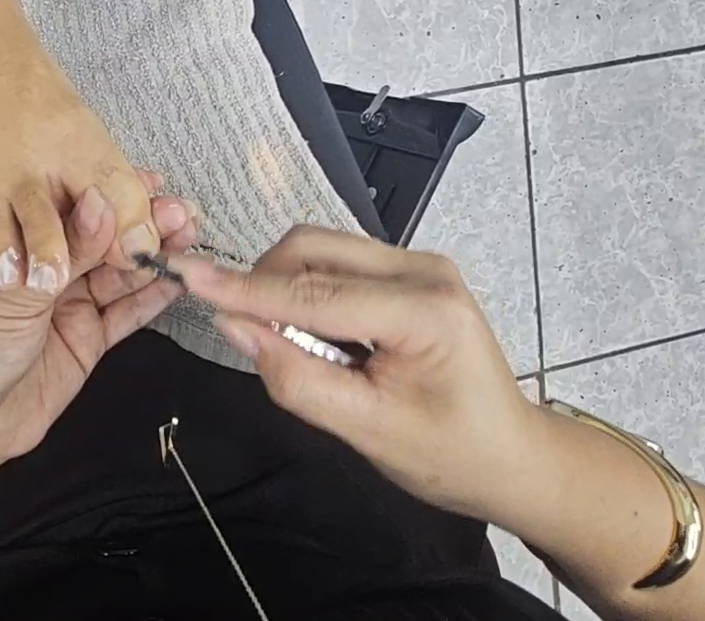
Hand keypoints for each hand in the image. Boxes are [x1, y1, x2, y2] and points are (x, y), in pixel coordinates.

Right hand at [0, 0, 162, 293]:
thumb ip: (114, 186)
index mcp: (69, 149)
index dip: (123, 245)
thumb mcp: (82, 126)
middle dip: (50, 269)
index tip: (127, 264)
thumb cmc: (27, 81)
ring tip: (5, 277)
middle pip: (43, 240)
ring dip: (0, 265)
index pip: (111, 209)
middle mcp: (19, 167)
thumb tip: (142, 244)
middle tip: (48, 282)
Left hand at [0, 186, 198, 480]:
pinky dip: (151, 298)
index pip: (75, 212)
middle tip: (184, 210)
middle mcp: (49, 270)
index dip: (115, 196)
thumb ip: (65, 250)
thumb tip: (103, 197)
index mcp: (22, 244)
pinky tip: (179, 279)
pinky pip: (124, 315)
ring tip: (191, 236)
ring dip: (154, 257)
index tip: (153, 181)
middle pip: (105, 241)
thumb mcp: (15, 289)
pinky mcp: (85, 342)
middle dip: (143, 224)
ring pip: (121, 275)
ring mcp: (69, 306)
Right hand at [169, 227, 542, 522]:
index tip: (188, 275)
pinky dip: (306, 289)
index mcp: (424, 310)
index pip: (313, 293)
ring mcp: (417, 261)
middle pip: (312, 248)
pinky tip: (319, 332)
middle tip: (254, 336)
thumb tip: (234, 328)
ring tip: (295, 343)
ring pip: (319, 248)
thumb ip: (296, 378)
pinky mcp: (406, 267)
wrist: (515, 456)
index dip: (245, 288)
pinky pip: (334, 261)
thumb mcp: (368, 431)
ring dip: (285, 286)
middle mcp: (422, 267)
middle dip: (265, 283)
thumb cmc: (450, 456)